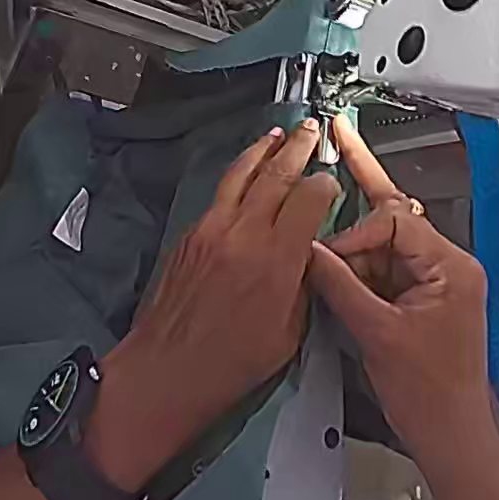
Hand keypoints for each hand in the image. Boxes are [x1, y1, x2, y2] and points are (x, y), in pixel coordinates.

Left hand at [87, 118, 340, 490]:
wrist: (166, 368)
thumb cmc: (232, 362)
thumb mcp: (289, 332)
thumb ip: (304, 282)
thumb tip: (310, 249)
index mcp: (276, 261)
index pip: (309, 200)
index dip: (325, 184)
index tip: (332, 180)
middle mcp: (244, 234)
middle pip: (277, 174)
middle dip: (298, 148)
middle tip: (310, 130)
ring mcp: (213, 228)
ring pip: (242, 173)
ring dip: (264, 149)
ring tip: (279, 134)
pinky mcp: (192, 231)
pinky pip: (221, 190)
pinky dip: (240, 172)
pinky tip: (248, 169)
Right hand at [305, 115, 496, 476]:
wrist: (450, 438)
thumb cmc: (431, 396)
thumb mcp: (377, 334)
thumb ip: (340, 285)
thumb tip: (309, 250)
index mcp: (450, 267)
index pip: (396, 221)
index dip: (355, 234)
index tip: (325, 254)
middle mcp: (446, 265)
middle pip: (392, 219)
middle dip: (358, 199)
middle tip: (341, 138)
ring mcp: (433, 279)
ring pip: (384, 242)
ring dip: (352, 249)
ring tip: (322, 250)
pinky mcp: (419, 295)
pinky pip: (382, 266)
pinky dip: (356, 268)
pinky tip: (333, 269)